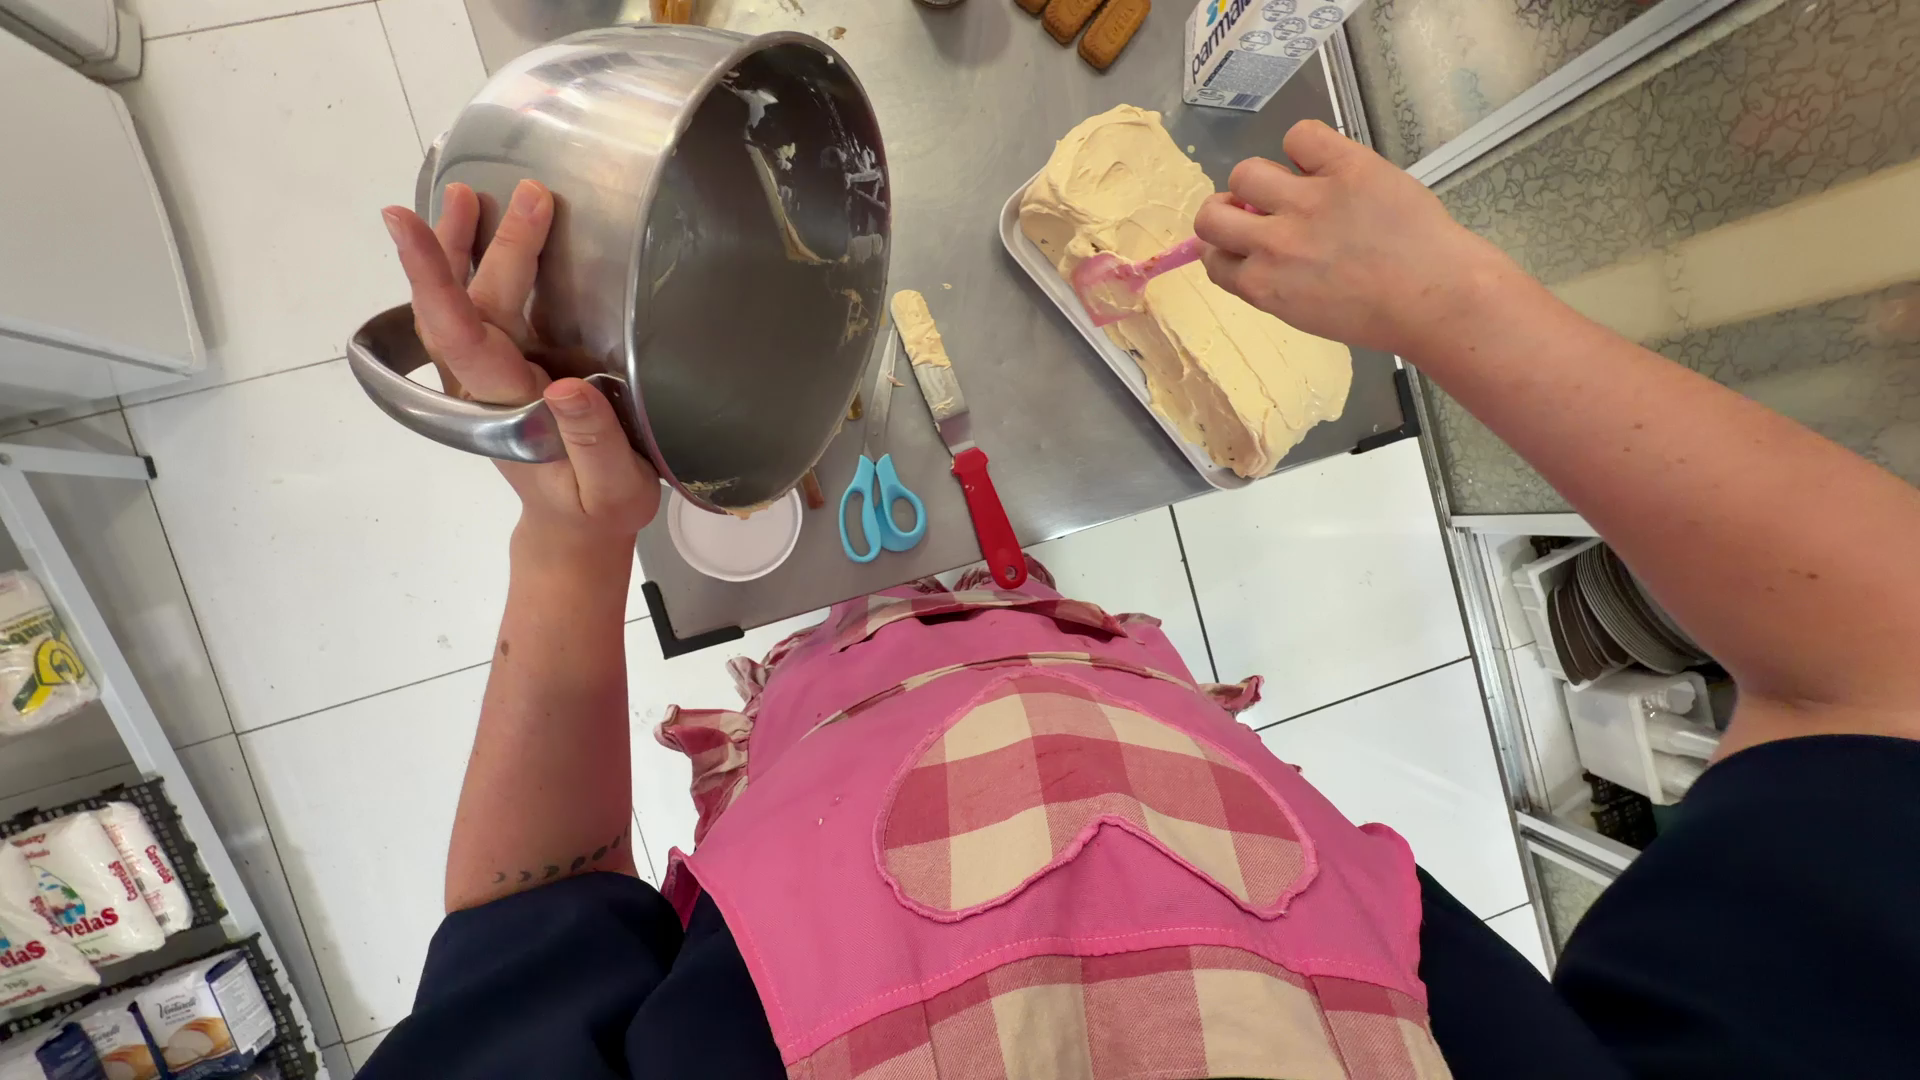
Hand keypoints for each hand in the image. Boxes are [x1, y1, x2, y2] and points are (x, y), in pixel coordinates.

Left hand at [382, 180, 660, 554]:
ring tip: (468, 198)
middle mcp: (488, 388)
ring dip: (461, 250)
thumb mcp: (611, 488)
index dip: (433, 281)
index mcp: (510, 411)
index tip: (406, 224)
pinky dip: (471, 271)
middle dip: (486, 246)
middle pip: (468, 307)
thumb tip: (567, 387)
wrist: (573, 528)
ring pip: (462, 306)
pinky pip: (477, 316)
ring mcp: (492, 380)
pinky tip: (484, 242)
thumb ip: (593, 444)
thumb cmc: (597, 509)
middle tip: (523, 195)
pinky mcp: (506, 376)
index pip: (463, 340)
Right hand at [1193, 120, 1517, 357]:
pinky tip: (1320, 162)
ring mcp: (1307, 202)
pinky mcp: (1345, 167)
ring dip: (1258, 180)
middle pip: (1210, 214)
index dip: (1222, 247)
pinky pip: (1300, 136)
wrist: (1433, 295)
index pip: (1212, 258)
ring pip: (1246, 173)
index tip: (1239, 243)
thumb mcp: (1300, 312)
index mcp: (1260, 284)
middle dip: (1224, 211)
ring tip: (1288, 185)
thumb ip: (1269, 282)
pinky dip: (1303, 145)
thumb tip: (1253, 252)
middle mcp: (1272, 243)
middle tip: (1250, 210)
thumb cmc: (1370, 315)